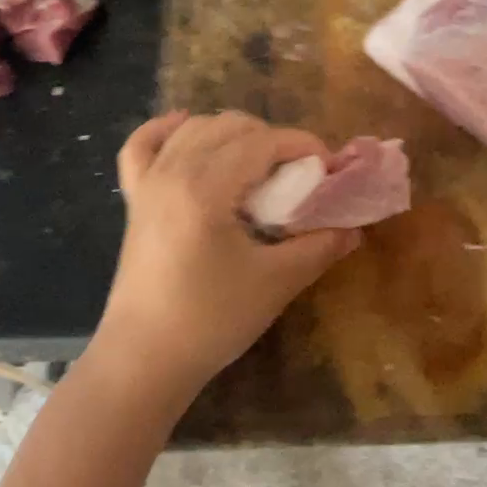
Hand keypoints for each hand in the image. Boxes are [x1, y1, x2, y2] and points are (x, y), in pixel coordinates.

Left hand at [97, 111, 360, 393]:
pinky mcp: (134, 199)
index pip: (262, 142)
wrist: (144, 360)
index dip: (301, 145)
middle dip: (272, 139)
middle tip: (299, 175)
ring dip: (231, 134)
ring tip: (258, 165)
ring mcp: (148, 182)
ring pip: (193, 129)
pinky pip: (142, 146)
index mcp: (206, 187)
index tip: (328, 168)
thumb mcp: (275, 283)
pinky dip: (165, 130)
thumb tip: (353, 228)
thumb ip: (317, 247)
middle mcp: (173, 171)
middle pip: (230, 126)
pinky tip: (185, 129)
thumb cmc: (210, 321)